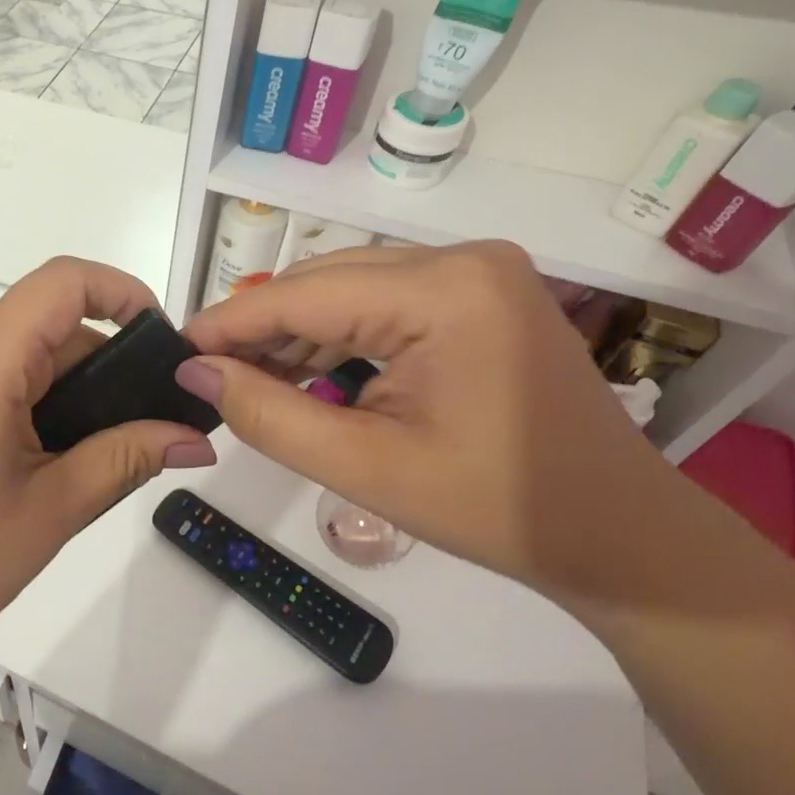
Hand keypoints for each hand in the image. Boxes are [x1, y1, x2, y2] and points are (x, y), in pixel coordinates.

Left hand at [0, 257, 217, 676]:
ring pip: (13, 357)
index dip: (121, 291)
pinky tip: (37, 465)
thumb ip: (127, 457)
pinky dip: (23, 403)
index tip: (161, 343)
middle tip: (144, 432)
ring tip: (92, 461)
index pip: (60, 283)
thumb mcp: (51, 510)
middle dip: (101, 369)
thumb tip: (195, 438)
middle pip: (41, 328)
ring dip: (62, 393)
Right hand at [178, 241, 674, 601]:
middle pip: (326, 281)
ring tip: (250, 380)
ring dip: (299, 332)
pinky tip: (308, 372)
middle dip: (263, 328)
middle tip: (209, 377)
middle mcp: (463, 259)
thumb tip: (195, 372)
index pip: (304, 293)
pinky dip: (342, 335)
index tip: (174, 351)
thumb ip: (268, 413)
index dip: (230, 323)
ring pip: (352, 287)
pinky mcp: (483, 293)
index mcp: (445, 290)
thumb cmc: (499, 509)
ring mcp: (480, 271)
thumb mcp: (366, 467)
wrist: (621, 535)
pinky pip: (387, 299)